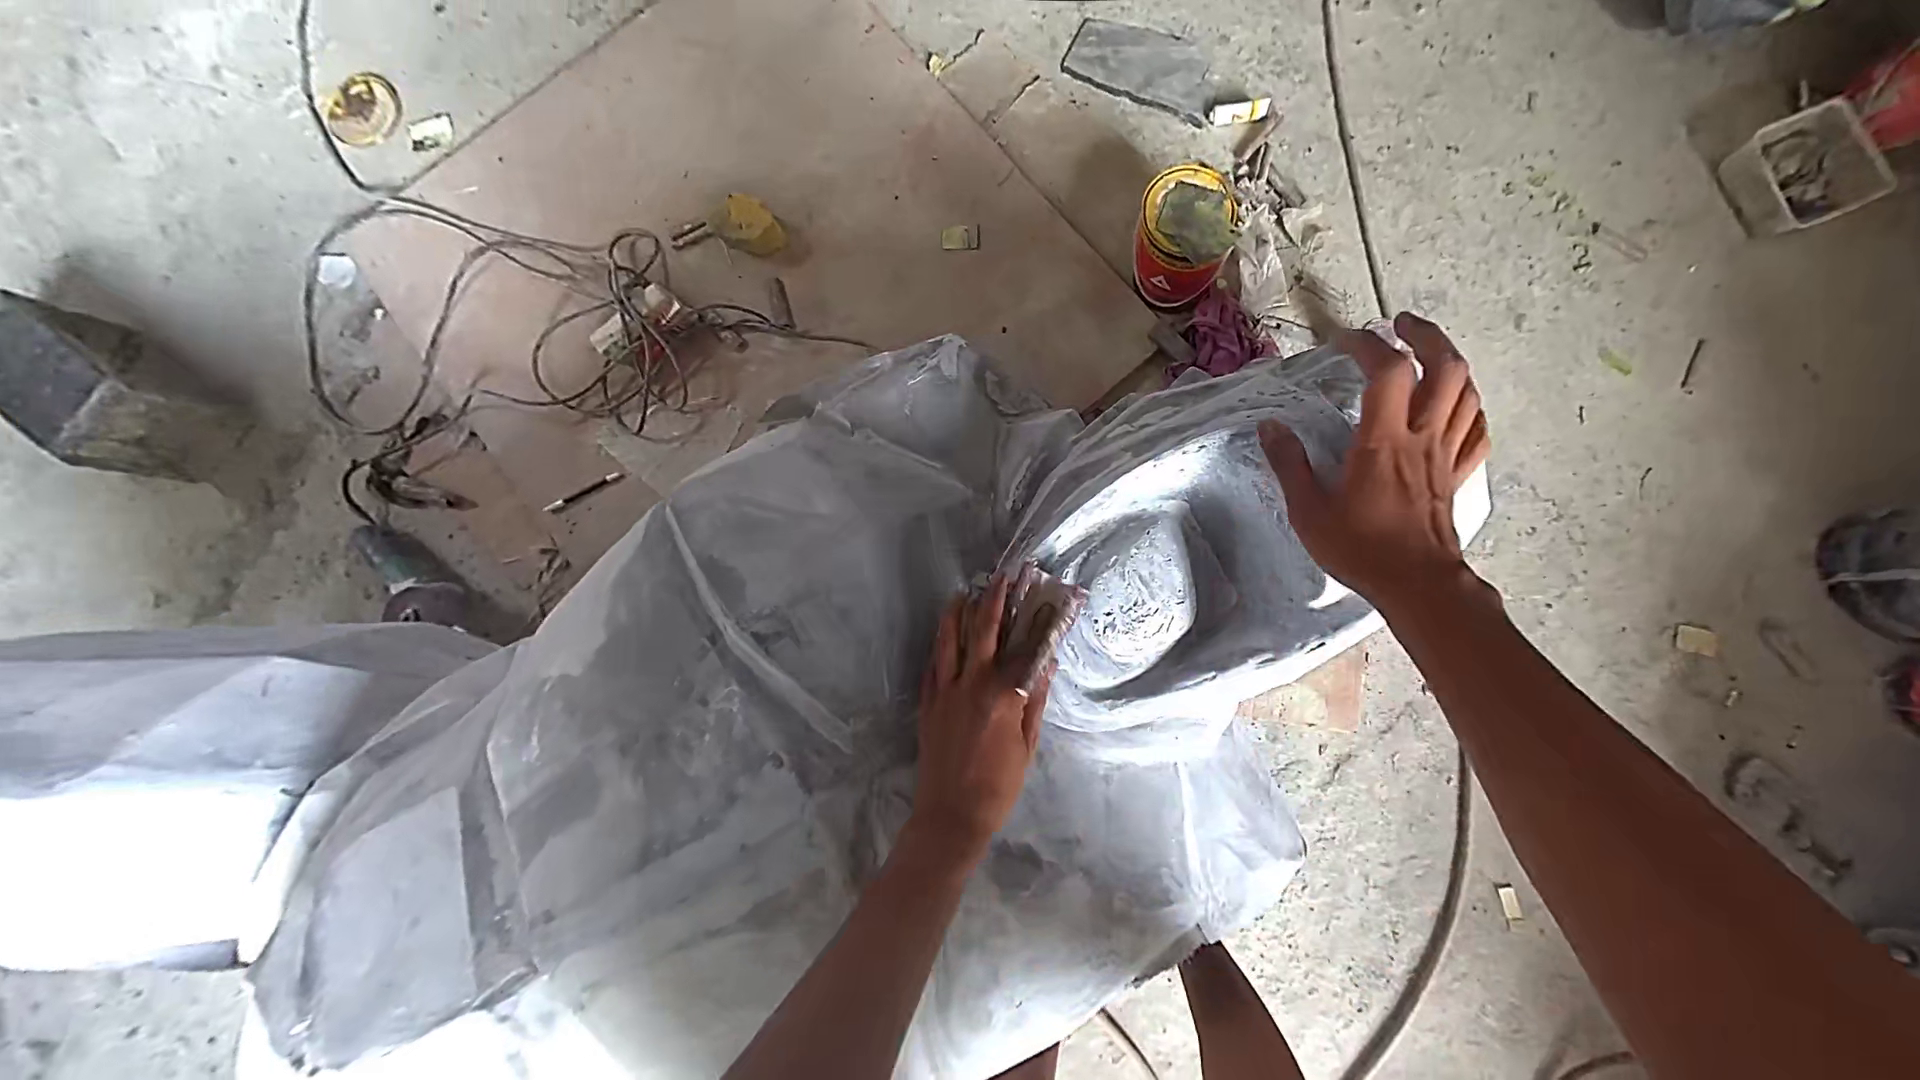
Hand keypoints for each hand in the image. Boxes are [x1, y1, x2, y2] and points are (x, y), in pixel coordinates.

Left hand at [909, 573, 1055, 855]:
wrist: (951, 816)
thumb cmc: (998, 785)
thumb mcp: (1027, 745)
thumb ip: (1035, 700)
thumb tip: (1047, 664)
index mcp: (1001, 695)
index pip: (1020, 646)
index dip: (1029, 616)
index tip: (1036, 591)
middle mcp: (970, 685)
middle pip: (980, 632)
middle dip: (991, 600)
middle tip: (999, 577)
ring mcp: (944, 692)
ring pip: (948, 642)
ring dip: (956, 614)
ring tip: (963, 592)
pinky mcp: (927, 704)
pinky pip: (932, 665)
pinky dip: (939, 645)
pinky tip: (943, 634)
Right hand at [1260, 312, 1491, 612]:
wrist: (1416, 584)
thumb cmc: (1359, 548)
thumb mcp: (1308, 510)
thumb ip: (1289, 465)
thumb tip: (1270, 428)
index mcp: (1382, 442)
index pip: (1386, 372)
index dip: (1368, 344)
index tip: (1345, 339)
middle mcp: (1422, 438)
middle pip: (1444, 367)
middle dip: (1424, 335)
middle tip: (1400, 324)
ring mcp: (1447, 454)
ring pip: (1467, 391)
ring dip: (1450, 361)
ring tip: (1427, 351)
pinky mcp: (1458, 473)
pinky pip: (1477, 428)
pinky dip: (1470, 404)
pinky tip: (1456, 402)